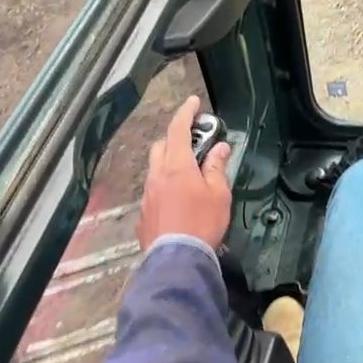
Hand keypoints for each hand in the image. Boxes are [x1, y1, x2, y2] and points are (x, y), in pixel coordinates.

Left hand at [138, 96, 233, 251]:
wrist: (177, 260)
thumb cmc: (202, 223)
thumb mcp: (219, 193)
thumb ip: (216, 167)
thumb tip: (219, 148)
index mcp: (176, 166)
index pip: (178, 129)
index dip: (186, 112)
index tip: (193, 101)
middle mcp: (156, 176)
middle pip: (161, 147)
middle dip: (175, 139)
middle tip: (194, 144)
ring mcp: (147, 196)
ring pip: (155, 170)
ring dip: (169, 165)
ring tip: (189, 176)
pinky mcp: (143, 215)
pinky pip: (153, 191)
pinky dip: (165, 187)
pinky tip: (178, 201)